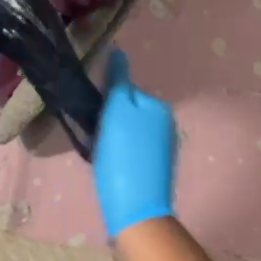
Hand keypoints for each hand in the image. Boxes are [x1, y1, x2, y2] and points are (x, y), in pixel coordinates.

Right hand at [93, 50, 176, 237]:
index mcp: (157, 107)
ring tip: (103, 154)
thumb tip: (118, 52)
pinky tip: (113, 168)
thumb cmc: (122, 156)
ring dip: (114, 137)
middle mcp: (166, 123)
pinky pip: (133, 150)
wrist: (136, 209)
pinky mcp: (156, 169)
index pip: (124, 90)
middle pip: (127, 111)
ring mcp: (163, 147)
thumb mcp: (116, 111)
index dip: (105, 101)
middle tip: (96, 136)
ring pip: (128, 131)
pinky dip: (121, 154)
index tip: (94, 115)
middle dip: (110, 120)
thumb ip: (118, 82)